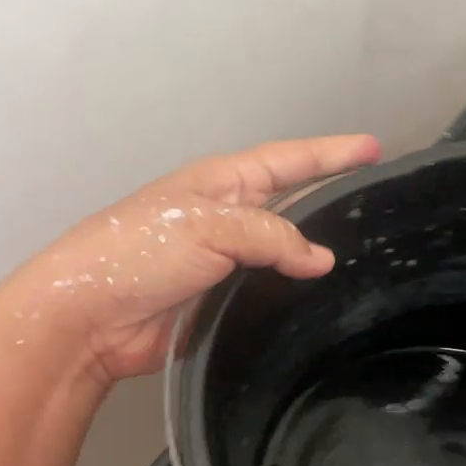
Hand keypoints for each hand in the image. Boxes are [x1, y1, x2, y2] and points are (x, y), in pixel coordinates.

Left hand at [0, 134, 382, 385]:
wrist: (87, 318)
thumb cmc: (139, 253)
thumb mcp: (207, 227)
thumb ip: (270, 237)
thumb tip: (323, 259)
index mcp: (221, 184)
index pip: (289, 161)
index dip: (331, 153)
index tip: (374, 147)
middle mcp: (228, 218)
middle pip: (292, 200)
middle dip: (332, 194)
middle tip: (378, 198)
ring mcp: (226, 262)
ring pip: (285, 250)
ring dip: (318, 248)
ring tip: (366, 251)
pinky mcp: (222, 303)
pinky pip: (272, 291)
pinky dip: (298, 292)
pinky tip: (325, 299)